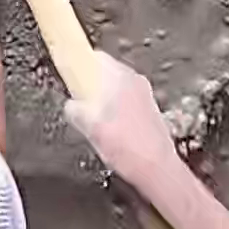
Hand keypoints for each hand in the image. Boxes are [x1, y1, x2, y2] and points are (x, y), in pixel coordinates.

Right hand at [64, 50, 182, 187]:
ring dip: (102, 97)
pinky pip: (125, 99)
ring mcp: (144, 95)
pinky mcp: (149, 110)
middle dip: (89, 83)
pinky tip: (110, 129)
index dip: (79, 62)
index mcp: (121, 78)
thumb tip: (70, 105)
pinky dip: (114, 107)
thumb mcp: (91, 130)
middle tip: (78, 101)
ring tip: (93, 119)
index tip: (68, 73)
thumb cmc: (126, 148)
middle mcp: (135, 81)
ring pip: (115, 86)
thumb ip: (76, 112)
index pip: (96, 57)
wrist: (159, 172)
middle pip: (105, 71)